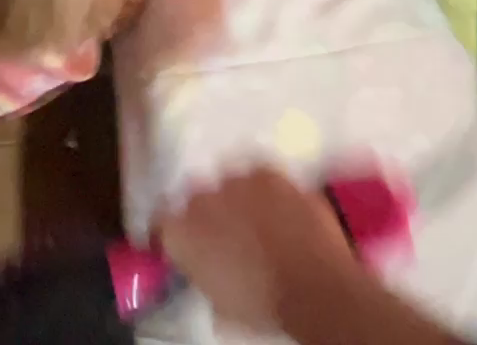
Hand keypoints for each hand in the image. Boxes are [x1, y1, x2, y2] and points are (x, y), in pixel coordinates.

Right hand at [158, 168, 354, 330]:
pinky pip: (259, 176)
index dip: (174, 233)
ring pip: (228, 184)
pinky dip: (265, 190)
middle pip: (196, 199)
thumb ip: (202, 275)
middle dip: (210, 215)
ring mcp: (235, 179)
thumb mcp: (219, 303)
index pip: (162, 223)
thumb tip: (206, 273)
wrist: (314, 287)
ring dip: (237, 199)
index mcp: (179, 233)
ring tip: (257, 223)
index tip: (185, 243)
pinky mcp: (268, 171)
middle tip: (229, 239)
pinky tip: (277, 210)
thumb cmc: (263, 305)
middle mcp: (200, 198)